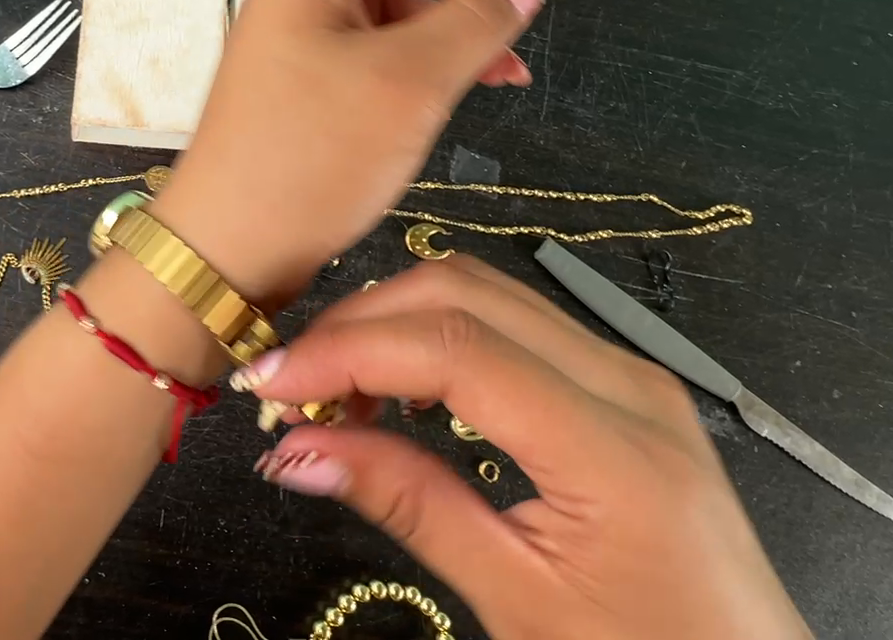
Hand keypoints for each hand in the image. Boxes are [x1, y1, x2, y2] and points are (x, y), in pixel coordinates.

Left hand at [150, 0, 591, 308]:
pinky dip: (428, 62)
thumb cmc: (311, 155)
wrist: (229, 246)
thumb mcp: (407, 83)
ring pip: (395, 6)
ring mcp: (302, 40)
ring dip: (458, 21)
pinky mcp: (309, 85)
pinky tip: (471, 88)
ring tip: (515, 60)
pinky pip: (380, 52)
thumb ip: (473, 23)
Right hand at [238, 258, 810, 639]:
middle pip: (461, 293)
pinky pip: (502, 319)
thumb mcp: (518, 602)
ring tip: (334, 386)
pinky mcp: (611, 374)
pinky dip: (428, 332)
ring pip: (478, 290)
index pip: (457, 351)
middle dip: (358, 323)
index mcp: (615, 448)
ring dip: (390, 319)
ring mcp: (623, 367)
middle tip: (293, 383)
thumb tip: (292, 450)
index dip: (349, 352)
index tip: (270, 382)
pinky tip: (396, 385)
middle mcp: (623, 378)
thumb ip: (405, 505)